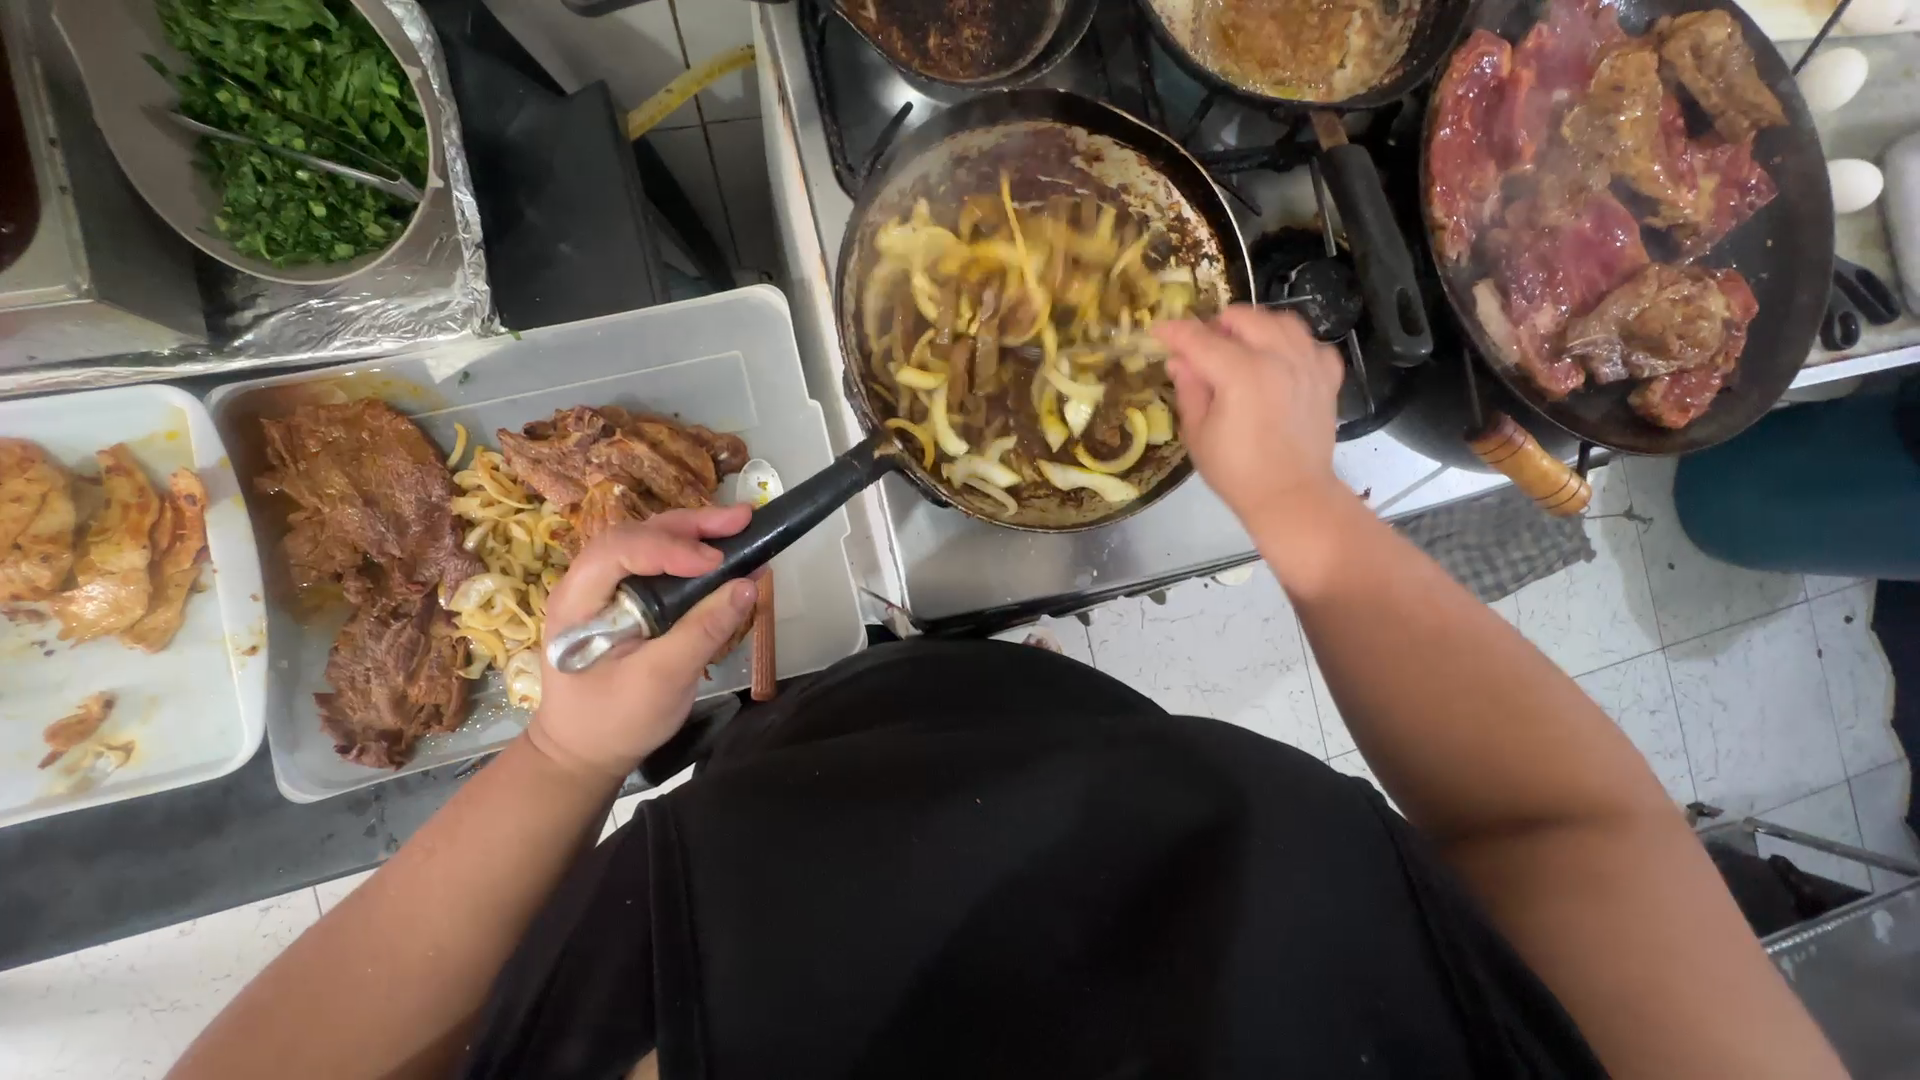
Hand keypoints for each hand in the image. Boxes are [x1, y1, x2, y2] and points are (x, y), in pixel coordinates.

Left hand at [527, 506, 758, 781]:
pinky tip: (727, 554)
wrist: (584, 753)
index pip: (620, 550)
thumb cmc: (614, 721)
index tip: (717, 563)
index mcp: (578, 601)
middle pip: (638, 534)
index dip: (670, 548)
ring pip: (651, 543)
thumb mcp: (661, 681)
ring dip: (696, 533)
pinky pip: (661, 565)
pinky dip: (695, 556)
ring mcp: (608, 590)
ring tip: (741, 525)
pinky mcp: (628, 601)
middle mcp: (588, 583)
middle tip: (743, 519)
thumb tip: (748, 584)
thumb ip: (703, 632)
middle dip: (691, 526)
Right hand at [1153, 306, 1348, 529]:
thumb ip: (1189, 390)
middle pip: (1243, 318)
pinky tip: (1279, 362)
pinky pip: (1310, 344)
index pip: (1200, 339)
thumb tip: (1180, 361)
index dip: (1174, 332)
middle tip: (1201, 348)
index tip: (1158, 330)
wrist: (1291, 495)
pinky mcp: (1327, 377)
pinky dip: (1291, 345)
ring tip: (1240, 347)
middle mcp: (1278, 358)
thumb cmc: (1237, 471)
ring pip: (1280, 321)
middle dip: (1216, 325)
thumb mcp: (1198, 434)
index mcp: (1241, 373)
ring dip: (1254, 327)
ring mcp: (1308, 364)